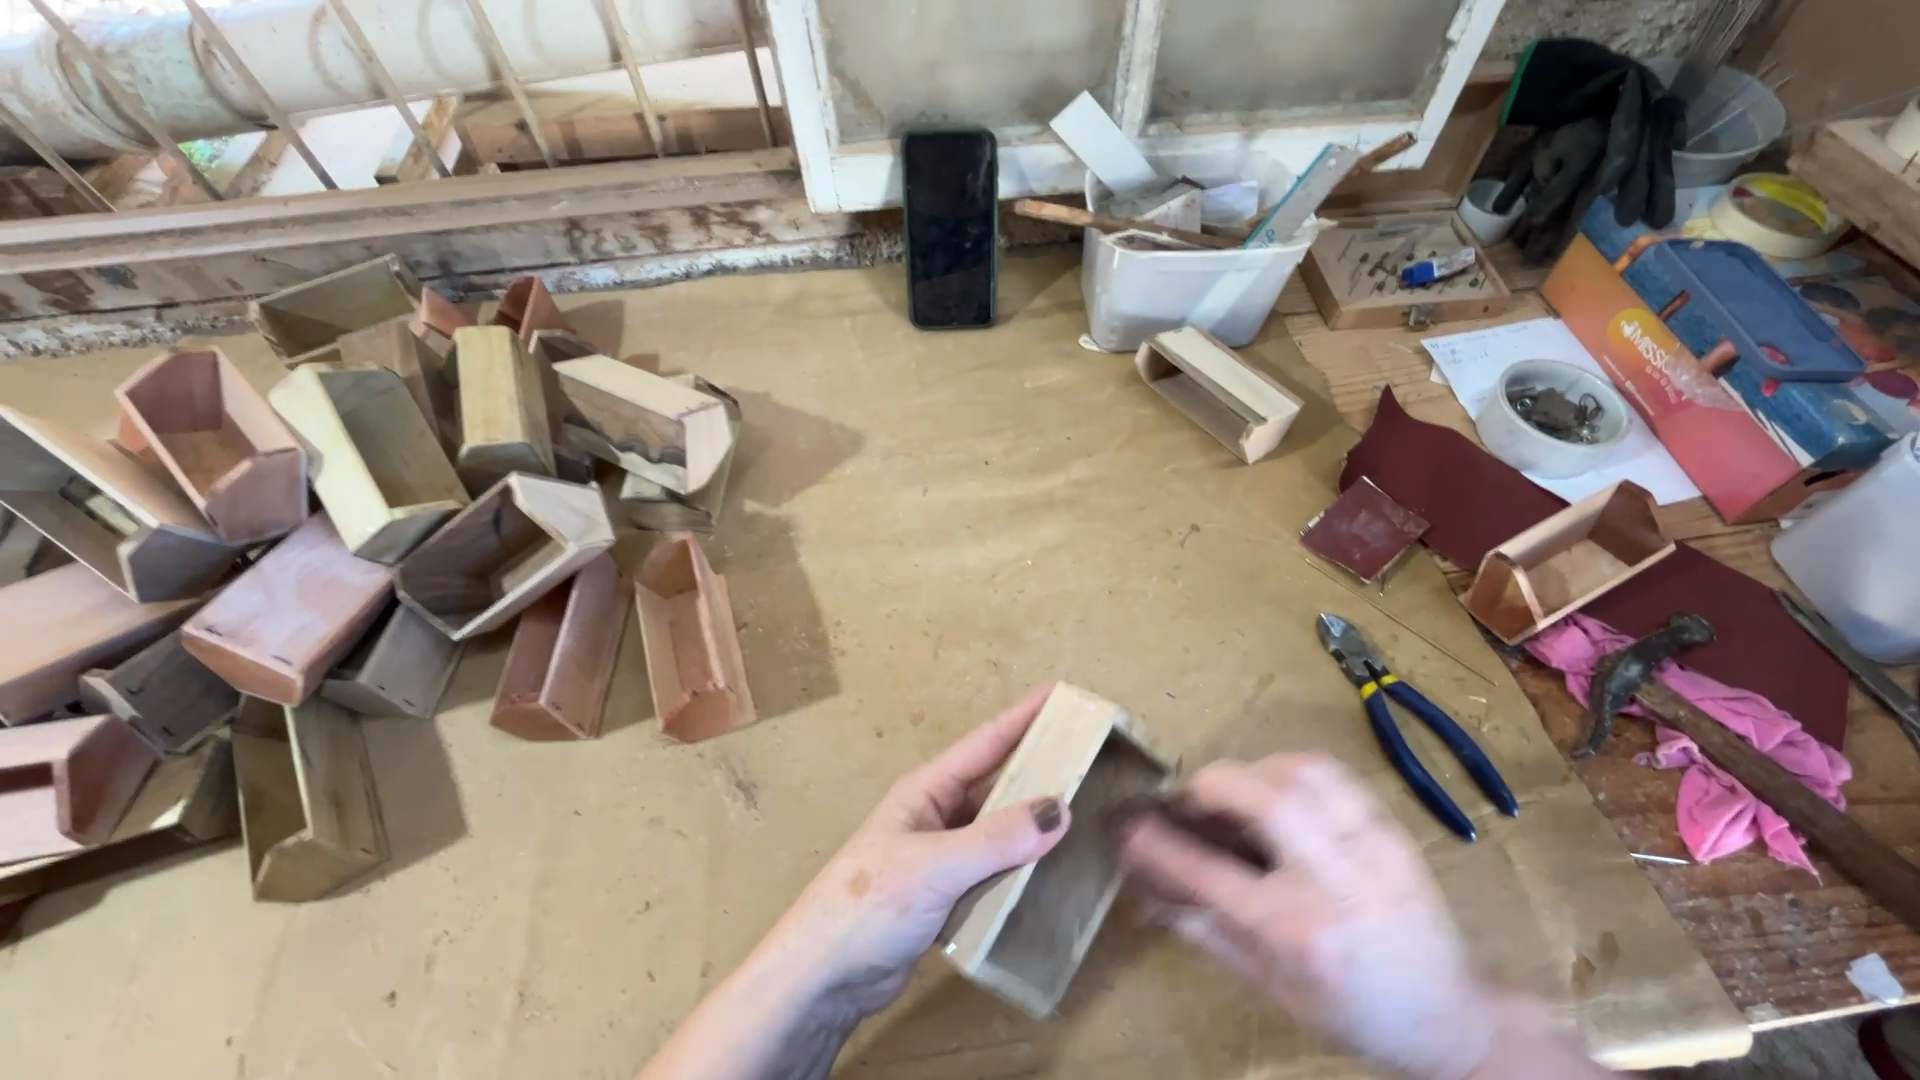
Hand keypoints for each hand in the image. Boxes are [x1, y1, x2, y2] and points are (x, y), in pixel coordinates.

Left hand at [756, 683, 1071, 1015]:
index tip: (1064, 696)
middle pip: (998, 784)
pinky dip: (1024, 867)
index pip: (985, 743)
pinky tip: (1057, 872)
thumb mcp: (935, 866)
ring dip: (1036, 823)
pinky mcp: (949, 896)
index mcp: (927, 790)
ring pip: (1000, 829)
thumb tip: (1061, 809)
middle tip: (1094, 758)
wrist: (825, 977)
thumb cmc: (869, 905)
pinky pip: (996, 870)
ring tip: (1090, 813)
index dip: (1024, 718)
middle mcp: (938, 815)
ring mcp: (943, 857)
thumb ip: (996, 839)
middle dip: (1041, 770)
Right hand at [1118, 754, 1542, 1079]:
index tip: (1131, 828)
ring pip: (1303, 773)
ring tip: (1236, 793)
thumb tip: (1151, 894)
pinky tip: (1278, 788)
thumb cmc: (1354, 1011)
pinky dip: (1292, 768)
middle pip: (1267, 800)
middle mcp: (1336, 883)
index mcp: (1299, 933)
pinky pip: (1334, 774)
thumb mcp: (1273, 989)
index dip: (1161, 846)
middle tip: (1191, 798)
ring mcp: (1371, 849)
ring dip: (1253, 770)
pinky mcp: (1392, 829)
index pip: (1212, 875)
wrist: (1453, 1016)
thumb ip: (1208, 934)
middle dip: (1213, 785)